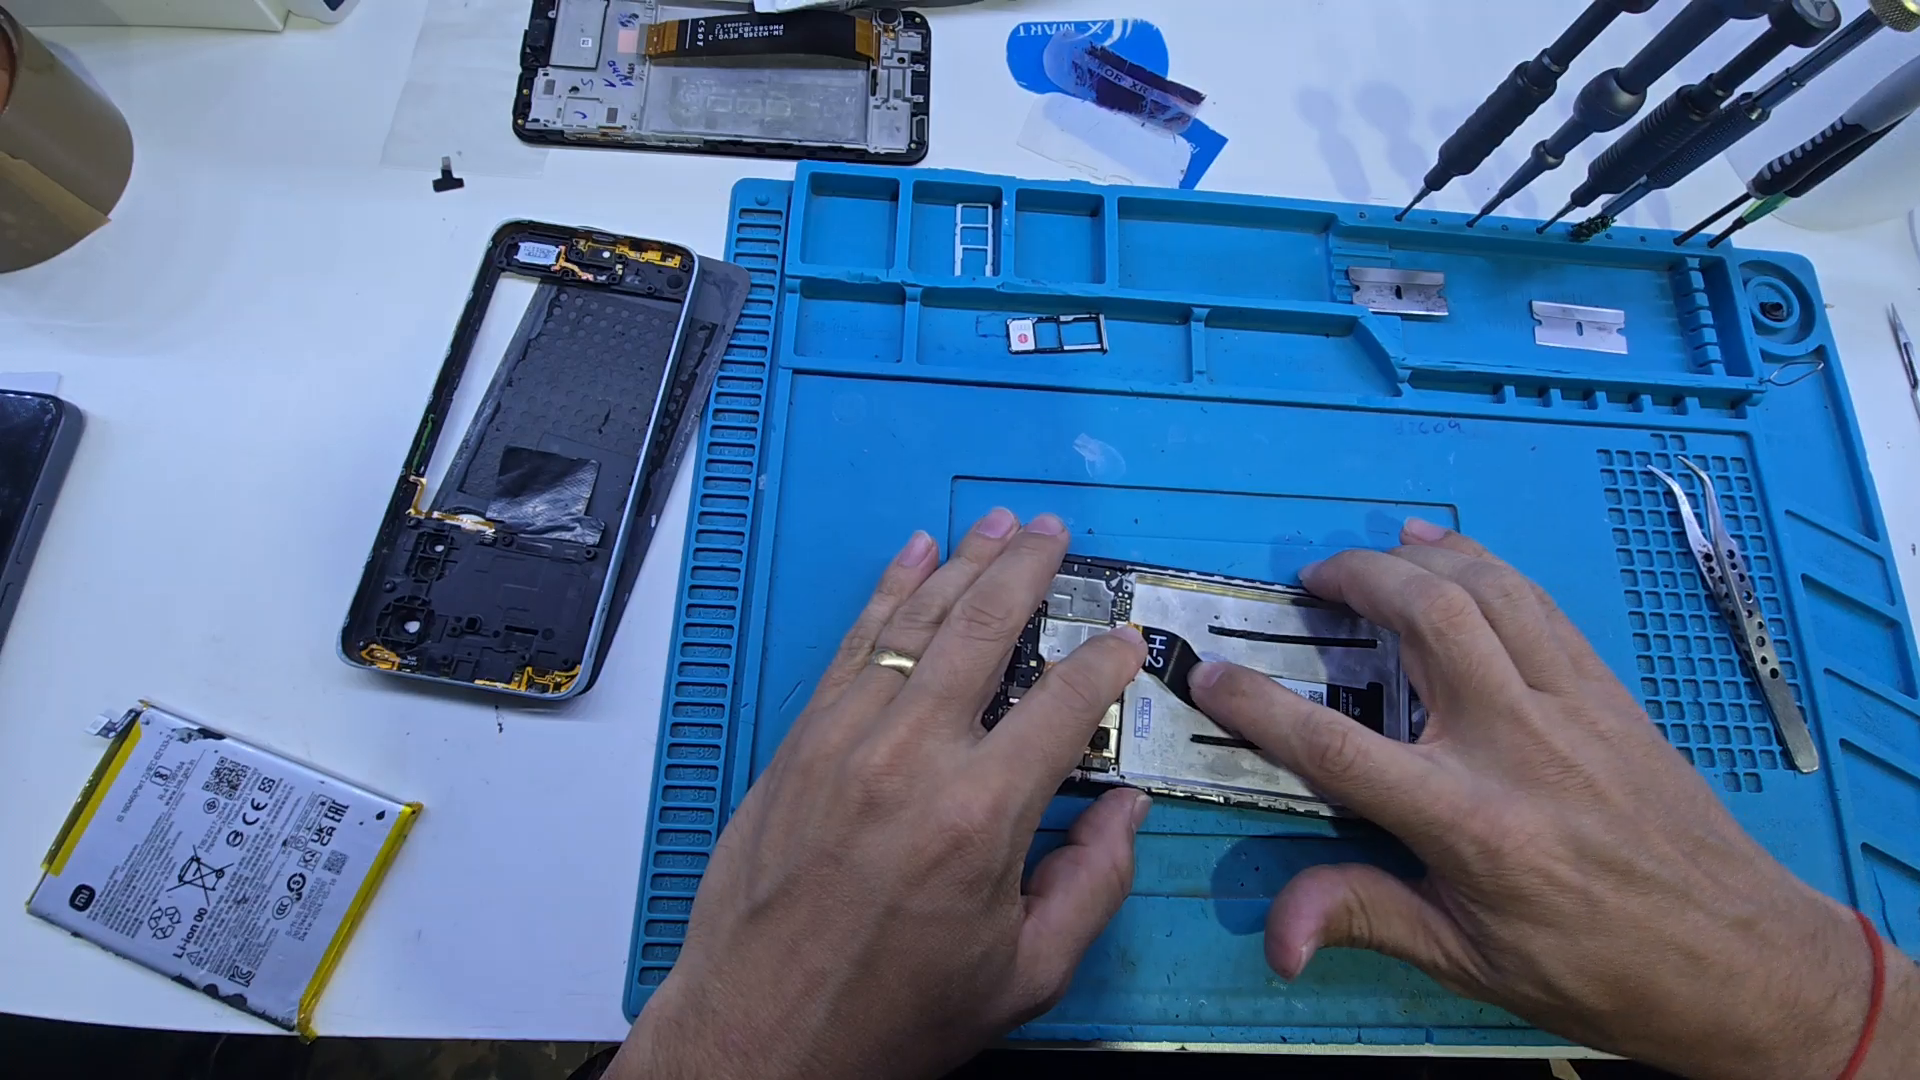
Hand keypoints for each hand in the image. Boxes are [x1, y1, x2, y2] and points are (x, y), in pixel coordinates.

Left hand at [613, 508, 1149, 1079]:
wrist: (760, 1031)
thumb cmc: (895, 1012)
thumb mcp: (1024, 974)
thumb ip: (1094, 883)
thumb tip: (1126, 807)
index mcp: (979, 815)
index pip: (1063, 705)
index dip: (1104, 663)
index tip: (1123, 641)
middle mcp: (913, 755)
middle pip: (984, 630)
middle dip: (1027, 570)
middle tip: (1052, 532)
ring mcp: (849, 734)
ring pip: (917, 621)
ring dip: (963, 563)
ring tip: (997, 524)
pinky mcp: (805, 734)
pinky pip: (854, 642)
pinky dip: (887, 590)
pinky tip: (912, 554)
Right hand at [1190, 520, 1909, 1079]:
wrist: (1761, 969)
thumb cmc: (1597, 968)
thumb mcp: (1468, 959)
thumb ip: (1363, 917)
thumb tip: (1274, 941)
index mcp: (1467, 821)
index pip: (1335, 748)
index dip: (1258, 706)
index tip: (1208, 675)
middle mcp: (1516, 744)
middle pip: (1427, 620)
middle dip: (1355, 580)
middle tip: (1312, 583)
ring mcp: (1570, 705)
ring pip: (1488, 591)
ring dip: (1416, 558)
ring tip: (1370, 554)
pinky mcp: (1607, 689)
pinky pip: (1536, 601)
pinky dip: (1479, 561)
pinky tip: (1443, 546)